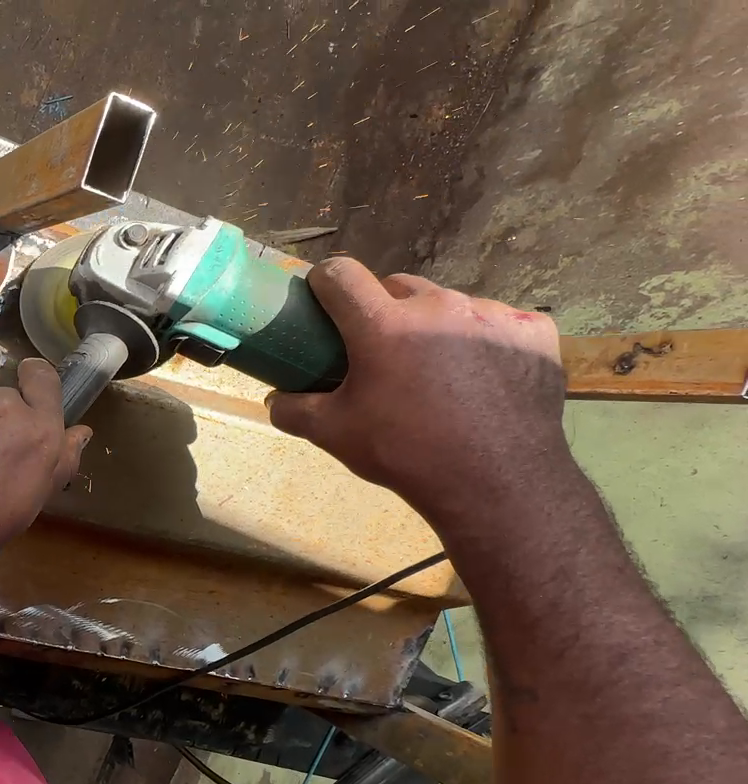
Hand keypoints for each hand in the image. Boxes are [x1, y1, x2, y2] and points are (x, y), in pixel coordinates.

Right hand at [268, 258, 570, 522]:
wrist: (495, 479)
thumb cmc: (402, 450)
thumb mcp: (329, 433)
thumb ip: (291, 409)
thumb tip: (276, 399)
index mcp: (383, 325)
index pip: (341, 274)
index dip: (323, 283)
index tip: (319, 302)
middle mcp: (439, 306)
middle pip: (396, 285)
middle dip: (379, 308)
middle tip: (375, 350)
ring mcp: (494, 314)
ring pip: (448, 304)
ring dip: (430, 325)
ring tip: (430, 370)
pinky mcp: (535, 330)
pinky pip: (496, 322)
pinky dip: (479, 341)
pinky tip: (476, 376)